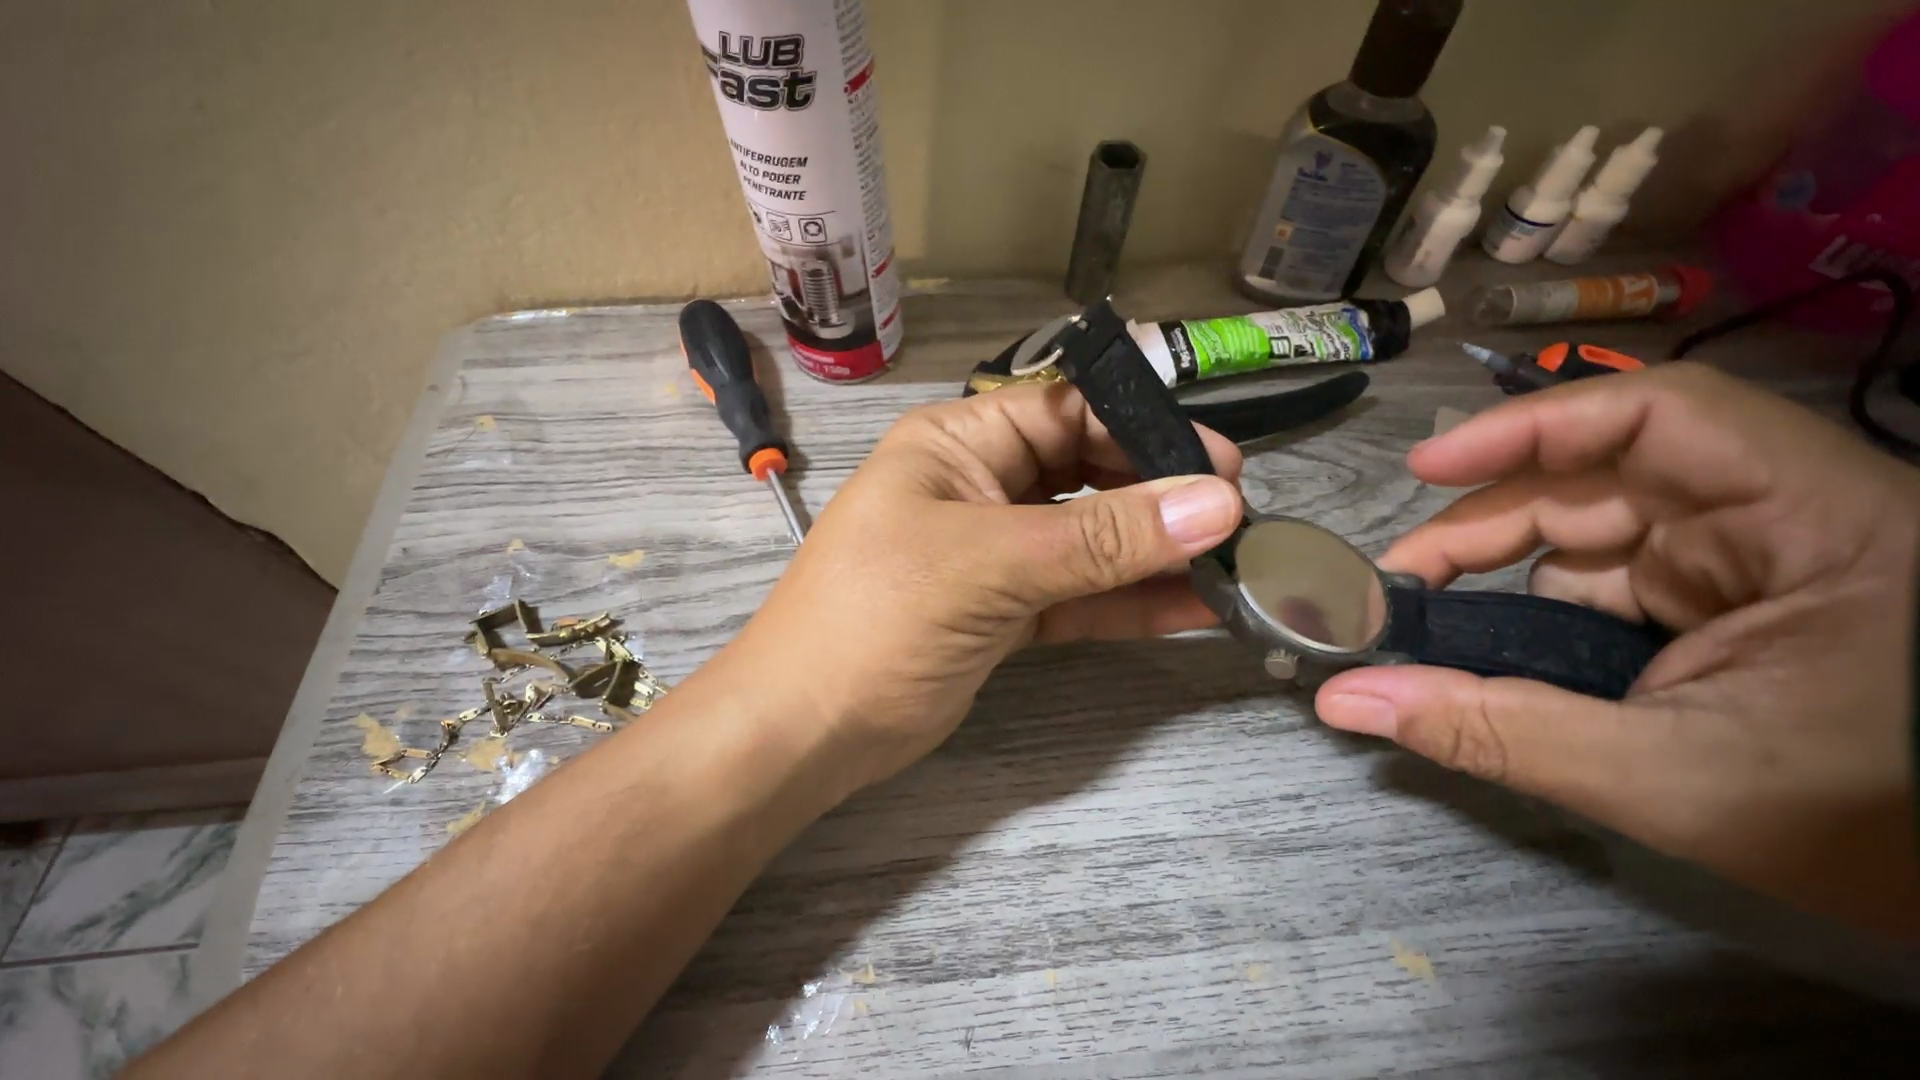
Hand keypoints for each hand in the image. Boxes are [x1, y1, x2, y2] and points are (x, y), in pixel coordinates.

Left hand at [729, 383, 1243, 796]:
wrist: (806, 729)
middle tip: (1237, 519)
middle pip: (1087, 472)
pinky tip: (1194, 609)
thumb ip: (1103, 537)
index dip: (1145, 430)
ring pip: (1090, 540)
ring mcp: (995, 553)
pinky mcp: (1006, 612)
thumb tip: (1216, 503)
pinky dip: (1130, 603)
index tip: (1222, 466)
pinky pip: (1080, 595)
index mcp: (959, 442)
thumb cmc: (879, 617)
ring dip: (1154, 553)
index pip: (1069, 411)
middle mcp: (981, 486)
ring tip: (1233, 566)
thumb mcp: (991, 564)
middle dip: (1158, 494)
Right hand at [1314, 363, 1919, 936]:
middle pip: (1596, 482)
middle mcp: (1777, 518)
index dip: (1532, 427)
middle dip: (1482, 529)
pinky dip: (1537, 615)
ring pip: (1588, 537)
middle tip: (1392, 589)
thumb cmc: (1869, 826)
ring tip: (1421, 625)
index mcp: (1814, 521)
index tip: (1426, 469)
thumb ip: (1498, 732)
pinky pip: (1605, 586)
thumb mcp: (1670, 780)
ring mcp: (1747, 564)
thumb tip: (1345, 700)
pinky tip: (1491, 652)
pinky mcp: (1723, 607)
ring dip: (1497, 575)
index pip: (1660, 418)